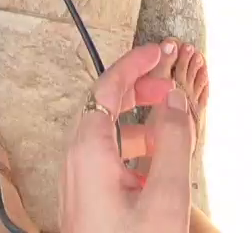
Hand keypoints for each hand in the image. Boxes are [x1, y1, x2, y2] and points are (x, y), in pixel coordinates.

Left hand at [61, 43, 195, 232]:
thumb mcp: (163, 196)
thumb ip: (172, 140)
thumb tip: (174, 100)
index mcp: (89, 149)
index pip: (108, 85)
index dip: (136, 62)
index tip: (159, 50)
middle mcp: (77, 158)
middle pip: (105, 104)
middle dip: (139, 88)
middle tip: (168, 83)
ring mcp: (79, 180)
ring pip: (108, 131)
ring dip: (139, 119)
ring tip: (171, 125)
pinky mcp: (87, 200)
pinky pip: (109, 156)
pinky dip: (134, 146)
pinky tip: (159, 163)